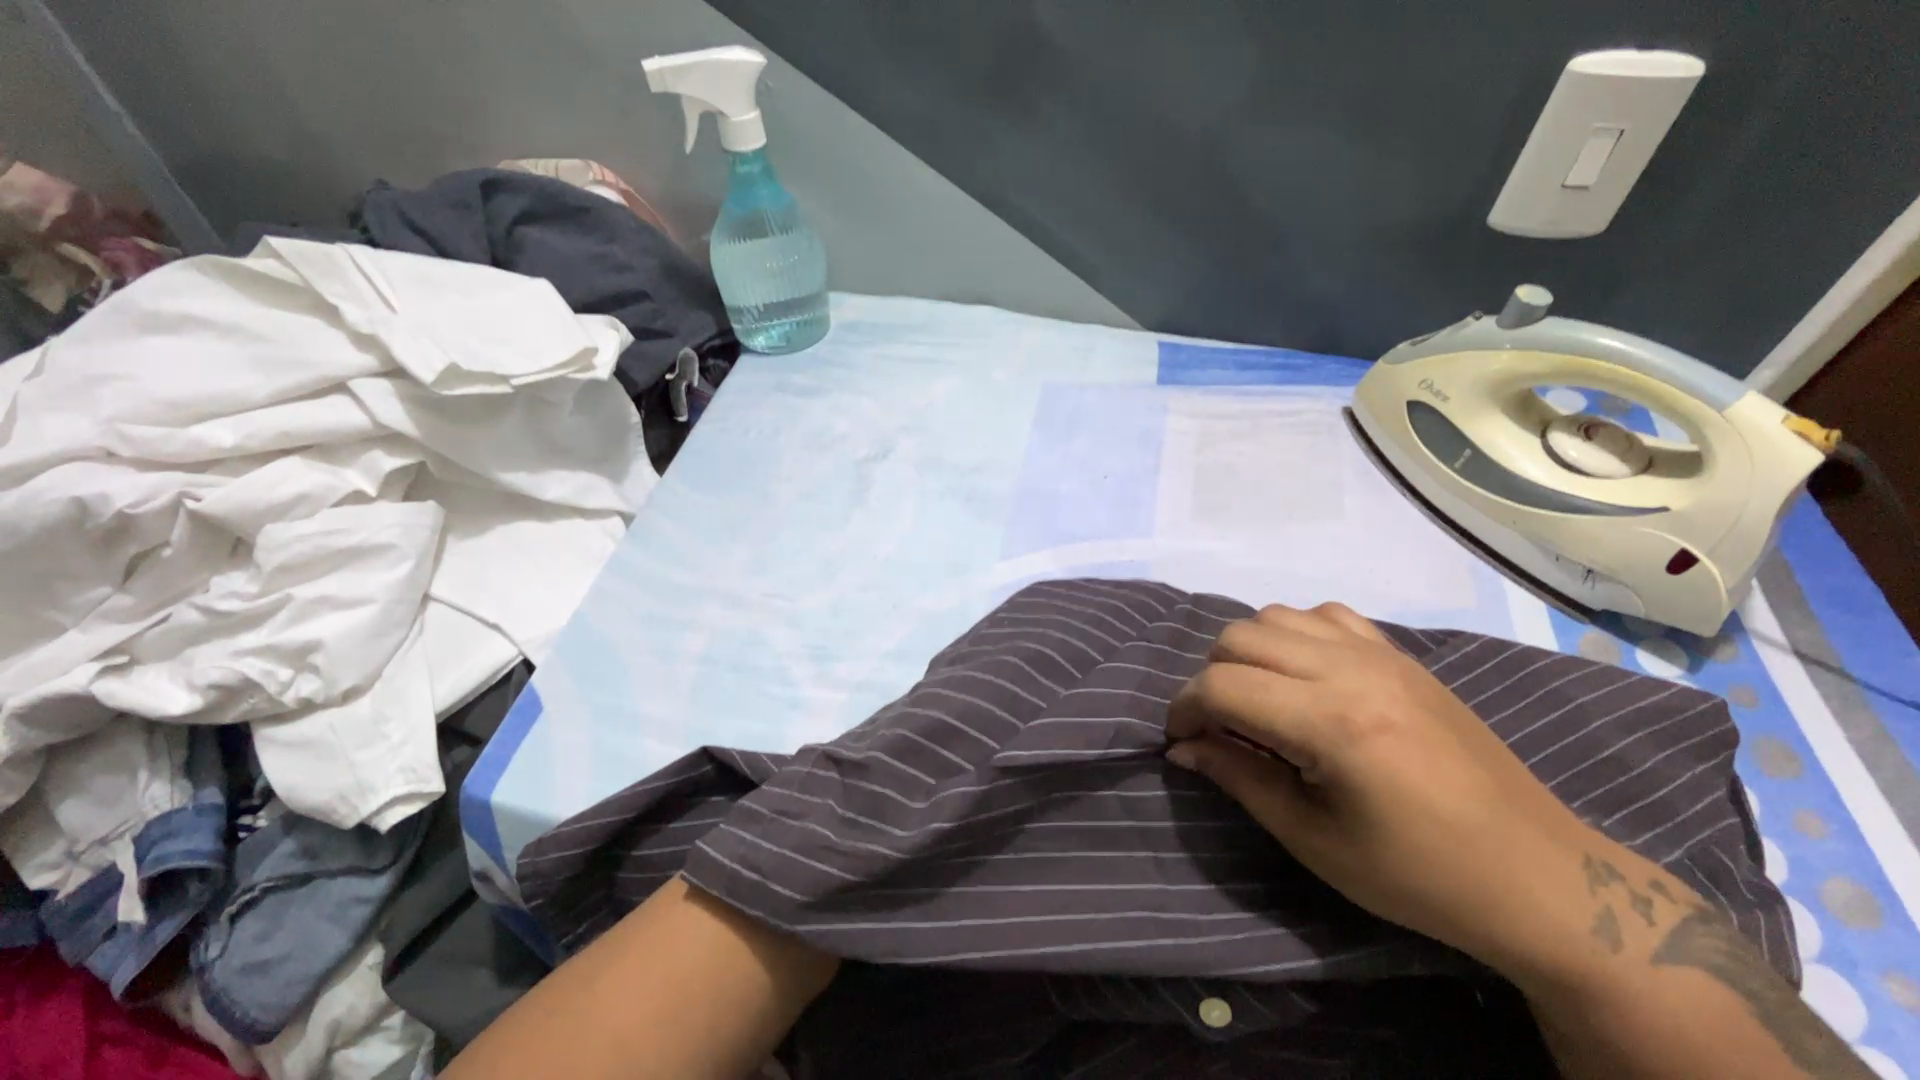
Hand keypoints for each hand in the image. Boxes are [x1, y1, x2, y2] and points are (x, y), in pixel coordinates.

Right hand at [1164, 603, 1598, 974]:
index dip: (1184, 710)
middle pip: (1242, 636)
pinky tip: (1307, 682)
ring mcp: (1383, 655)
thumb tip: (1183, 748)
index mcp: (1331, 722)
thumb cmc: (1417, 875)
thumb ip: (1240, 779)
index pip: (1222, 684)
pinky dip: (1297, 637)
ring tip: (1259, 704)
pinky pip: (1328, 617)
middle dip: (1210, 678)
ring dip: (1251, 653)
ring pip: (1280, 616)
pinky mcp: (1405, 657)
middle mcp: (1353, 670)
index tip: (1180, 743)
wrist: (1533, 874)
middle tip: (1217, 729)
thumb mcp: (1314, 840)